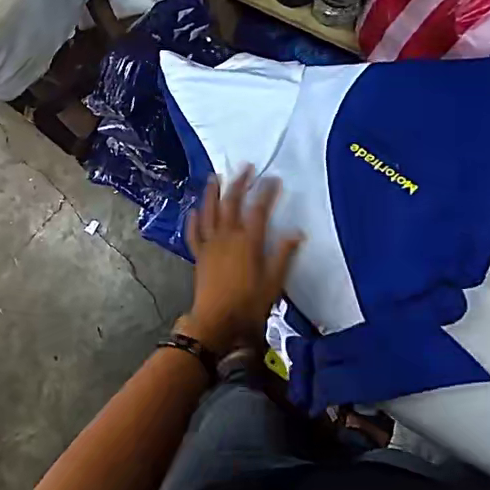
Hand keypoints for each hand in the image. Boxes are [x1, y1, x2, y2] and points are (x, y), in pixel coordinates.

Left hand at [181, 167, 301, 354]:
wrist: (216, 321)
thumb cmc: (248, 304)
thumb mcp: (273, 283)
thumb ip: (283, 256)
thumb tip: (295, 232)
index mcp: (248, 242)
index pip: (259, 210)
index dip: (266, 192)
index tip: (273, 178)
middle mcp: (228, 237)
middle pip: (232, 203)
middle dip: (239, 183)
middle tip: (244, 167)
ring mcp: (210, 244)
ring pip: (209, 212)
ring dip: (212, 193)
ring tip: (215, 177)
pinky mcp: (199, 254)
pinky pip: (194, 233)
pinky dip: (193, 220)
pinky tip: (194, 210)